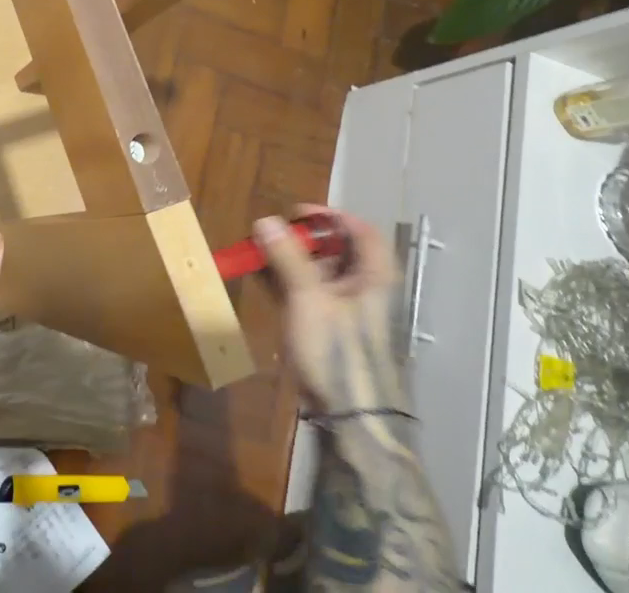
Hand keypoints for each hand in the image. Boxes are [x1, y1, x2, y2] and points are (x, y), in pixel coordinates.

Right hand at [256, 206, 407, 414]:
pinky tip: (257, 276)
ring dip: (286, 259)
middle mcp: (361, 288)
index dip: (331, 217)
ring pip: (315, 271)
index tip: (296, 214)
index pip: (361, 231)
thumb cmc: (338, 350)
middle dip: (300, 238)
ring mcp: (342, 309)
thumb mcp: (309, 298)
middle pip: (335, 250)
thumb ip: (287, 257)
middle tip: (268, 233)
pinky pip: (303, 293)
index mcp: (373, 276)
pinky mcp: (324, 327)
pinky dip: (282, 281)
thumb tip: (265, 220)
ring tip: (255, 252)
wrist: (348, 414)